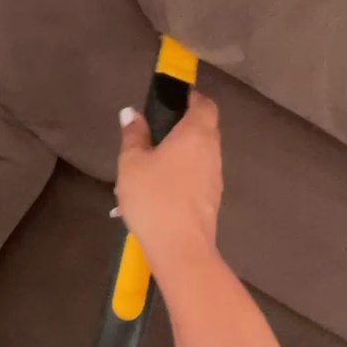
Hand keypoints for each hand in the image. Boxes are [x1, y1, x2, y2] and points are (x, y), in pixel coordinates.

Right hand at [115, 91, 223, 281]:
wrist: (180, 248)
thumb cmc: (154, 197)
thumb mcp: (132, 162)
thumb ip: (134, 135)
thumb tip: (132, 114)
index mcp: (196, 133)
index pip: (204, 104)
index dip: (192, 97)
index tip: (174, 98)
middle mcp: (212, 151)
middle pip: (204, 128)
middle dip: (183, 126)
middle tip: (155, 131)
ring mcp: (215, 178)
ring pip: (200, 155)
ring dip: (181, 154)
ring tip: (150, 165)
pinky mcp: (211, 200)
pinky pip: (197, 177)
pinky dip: (181, 175)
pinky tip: (156, 191)